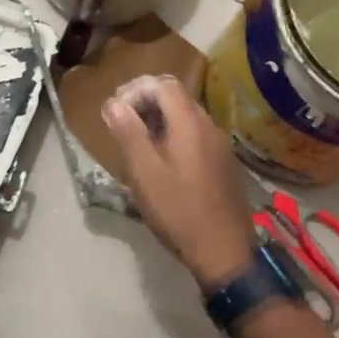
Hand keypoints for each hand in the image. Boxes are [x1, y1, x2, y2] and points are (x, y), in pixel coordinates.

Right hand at [102, 75, 254, 286]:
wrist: (225, 253)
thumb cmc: (179, 211)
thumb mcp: (144, 173)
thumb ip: (128, 133)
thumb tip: (113, 102)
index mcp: (190, 124)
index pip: (163, 84)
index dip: (135, 89)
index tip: (115, 111)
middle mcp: (209, 126)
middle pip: (177, 96)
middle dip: (146, 101)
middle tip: (121, 122)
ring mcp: (220, 145)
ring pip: (186, 116)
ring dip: (159, 119)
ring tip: (136, 142)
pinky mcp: (223, 164)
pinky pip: (195, 135)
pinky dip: (174, 134)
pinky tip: (161, 161)